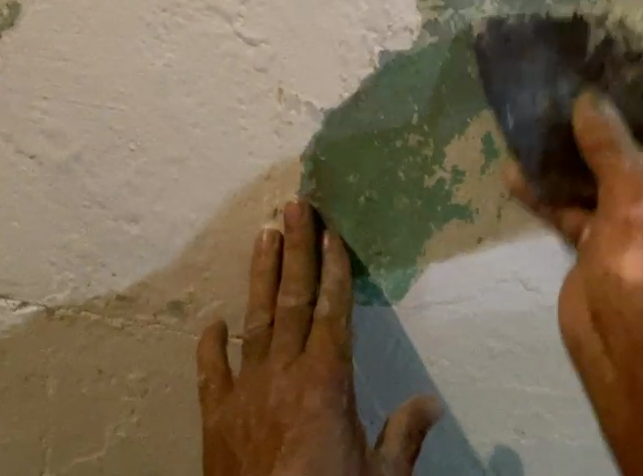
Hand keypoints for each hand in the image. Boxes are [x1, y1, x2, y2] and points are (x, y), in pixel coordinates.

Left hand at [197, 201, 444, 475]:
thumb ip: (402, 436)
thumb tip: (433, 403)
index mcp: (326, 380)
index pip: (332, 310)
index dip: (334, 268)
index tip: (332, 231)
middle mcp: (285, 372)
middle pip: (293, 299)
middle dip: (297, 248)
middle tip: (295, 205)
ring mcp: (245, 391)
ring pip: (256, 319)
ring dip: (261, 275)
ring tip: (264, 233)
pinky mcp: (215, 417)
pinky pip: (210, 372)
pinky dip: (210, 345)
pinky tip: (212, 320)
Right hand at [508, 93, 642, 474]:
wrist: (634, 354)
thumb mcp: (636, 192)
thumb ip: (610, 141)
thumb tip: (589, 98)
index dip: (623, 104)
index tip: (586, 76)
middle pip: (622, 152)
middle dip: (585, 127)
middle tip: (546, 94)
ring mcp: (630, 226)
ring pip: (592, 179)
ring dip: (559, 159)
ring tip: (523, 126)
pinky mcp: (597, 247)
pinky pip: (570, 209)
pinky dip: (545, 193)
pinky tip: (513, 173)